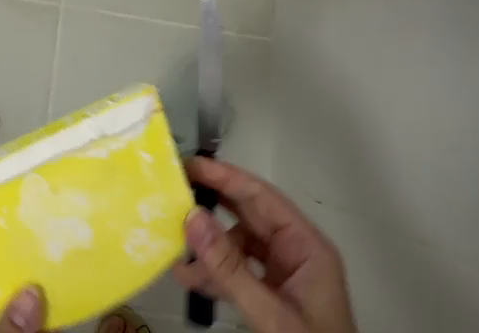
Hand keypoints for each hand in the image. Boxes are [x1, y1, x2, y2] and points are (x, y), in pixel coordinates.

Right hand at [175, 157, 358, 332]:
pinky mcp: (275, 297)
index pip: (261, 197)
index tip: (188, 165)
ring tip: (173, 247)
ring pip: (239, 245)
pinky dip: (214, 274)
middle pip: (248, 216)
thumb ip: (230, 269)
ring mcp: (286, 276)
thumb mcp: (270, 314)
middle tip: (172, 192)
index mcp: (307, 246)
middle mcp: (297, 253)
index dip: (225, 177)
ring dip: (207, 247)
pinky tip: (189, 279)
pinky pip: (240, 273)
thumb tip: (192, 217)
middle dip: (211, 207)